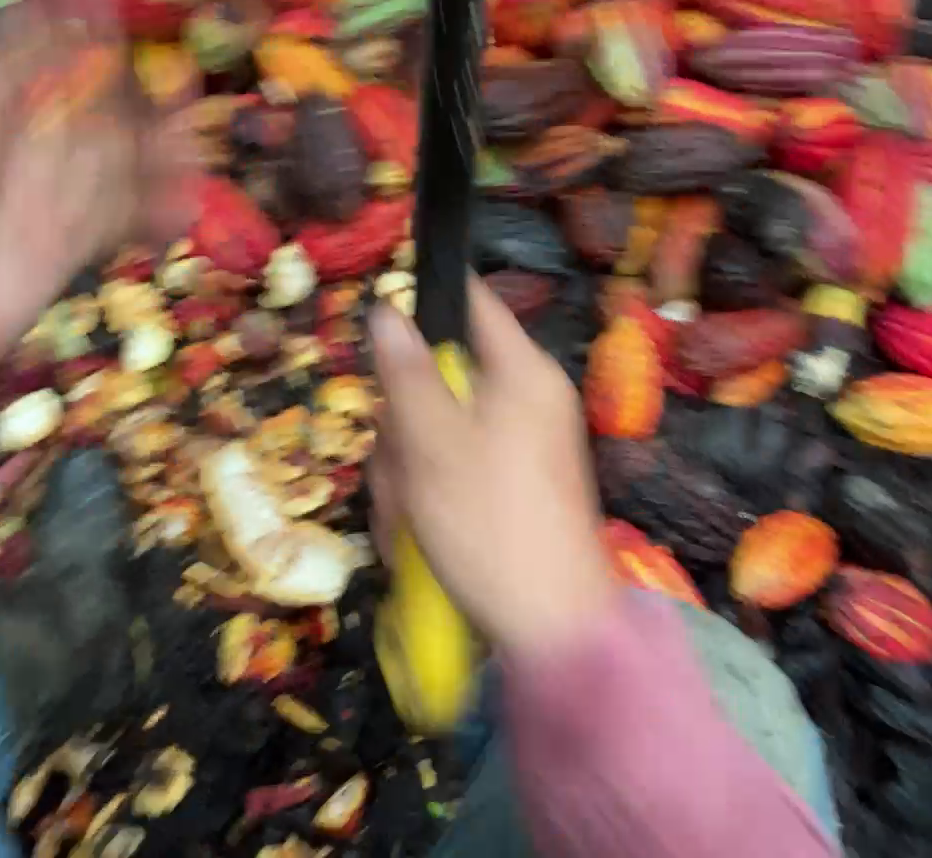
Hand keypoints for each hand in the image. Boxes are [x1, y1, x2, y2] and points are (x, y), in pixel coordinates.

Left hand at [0, 0, 192, 422]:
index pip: (10, 61)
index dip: (51, 28)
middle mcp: (9, 154)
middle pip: (77, 106)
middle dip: (124, 88)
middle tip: (179, 80)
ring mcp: (42, 202)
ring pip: (109, 160)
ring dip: (153, 149)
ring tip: (195, 141)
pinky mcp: (65, 248)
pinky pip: (117, 219)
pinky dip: (152, 210)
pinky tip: (186, 207)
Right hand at [366, 278, 619, 657]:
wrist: (547, 627)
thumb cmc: (490, 523)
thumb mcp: (434, 443)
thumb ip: (407, 372)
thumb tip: (387, 309)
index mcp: (521, 373)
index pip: (473, 304)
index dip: (426, 306)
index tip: (384, 334)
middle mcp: (523, 400)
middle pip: (440, 378)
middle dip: (404, 427)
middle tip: (402, 466)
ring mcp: (516, 445)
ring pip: (434, 430)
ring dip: (406, 473)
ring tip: (410, 517)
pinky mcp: (505, 486)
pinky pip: (449, 468)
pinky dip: (426, 498)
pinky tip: (419, 534)